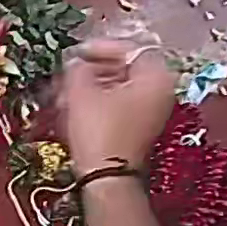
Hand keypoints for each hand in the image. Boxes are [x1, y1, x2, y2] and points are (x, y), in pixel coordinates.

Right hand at [59, 39, 175, 173]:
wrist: (105, 178)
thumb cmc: (98, 130)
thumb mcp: (82, 92)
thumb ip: (79, 67)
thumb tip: (77, 61)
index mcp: (156, 77)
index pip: (130, 48)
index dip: (100, 47)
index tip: (76, 52)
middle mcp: (161, 92)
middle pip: (125, 68)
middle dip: (93, 69)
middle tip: (69, 72)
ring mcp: (151, 112)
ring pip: (119, 88)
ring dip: (92, 86)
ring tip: (65, 92)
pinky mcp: (138, 128)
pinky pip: (119, 105)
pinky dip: (98, 102)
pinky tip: (74, 106)